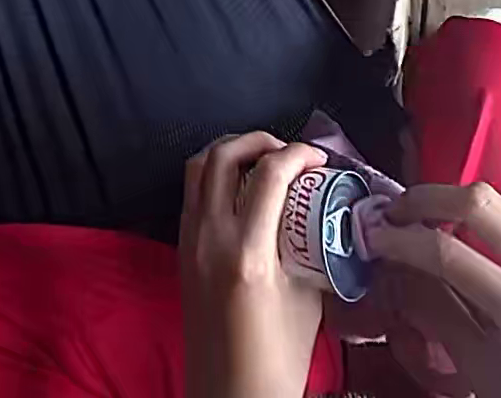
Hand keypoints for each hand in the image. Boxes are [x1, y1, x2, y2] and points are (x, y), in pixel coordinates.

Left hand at [179, 132, 328, 397]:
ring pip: (198, 165)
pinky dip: (214, 173)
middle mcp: (210, 236)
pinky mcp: (179, 245)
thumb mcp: (307, 301)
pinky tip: (239, 187)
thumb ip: (309, 247)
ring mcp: (189, 238)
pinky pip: (192, 189)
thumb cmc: (276, 360)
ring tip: (261, 159)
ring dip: (230, 150)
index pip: (269, 176)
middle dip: (258, 140)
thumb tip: (322, 209)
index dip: (298, 154)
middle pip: (224, 155)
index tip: (319, 158)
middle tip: (287, 151)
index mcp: (247, 254)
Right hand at [366, 183, 500, 397]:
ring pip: (499, 205)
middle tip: (392, 212)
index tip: (372, 236)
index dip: (401, 239)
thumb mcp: (481, 372)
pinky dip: (473, 222)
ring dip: (449, 204)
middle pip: (481, 204)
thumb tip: (391, 267)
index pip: (451, 253)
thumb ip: (434, 312)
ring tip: (415, 220)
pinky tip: (450, 238)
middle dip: (426, 199)